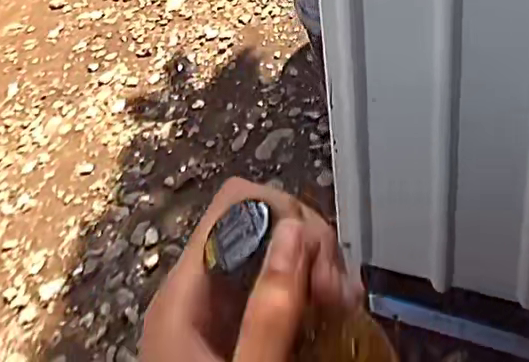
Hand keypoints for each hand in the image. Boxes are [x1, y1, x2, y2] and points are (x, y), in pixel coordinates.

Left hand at [140, 178, 359, 361]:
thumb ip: (268, 312)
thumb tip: (293, 228)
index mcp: (185, 292)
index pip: (238, 202)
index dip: (285, 216)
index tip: (321, 267)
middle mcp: (200, 286)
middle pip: (262, 218)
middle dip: (309, 243)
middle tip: (340, 296)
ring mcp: (220, 306)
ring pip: (276, 246)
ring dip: (316, 265)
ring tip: (342, 306)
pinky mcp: (239, 325)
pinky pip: (279, 280)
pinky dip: (309, 286)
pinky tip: (332, 313)